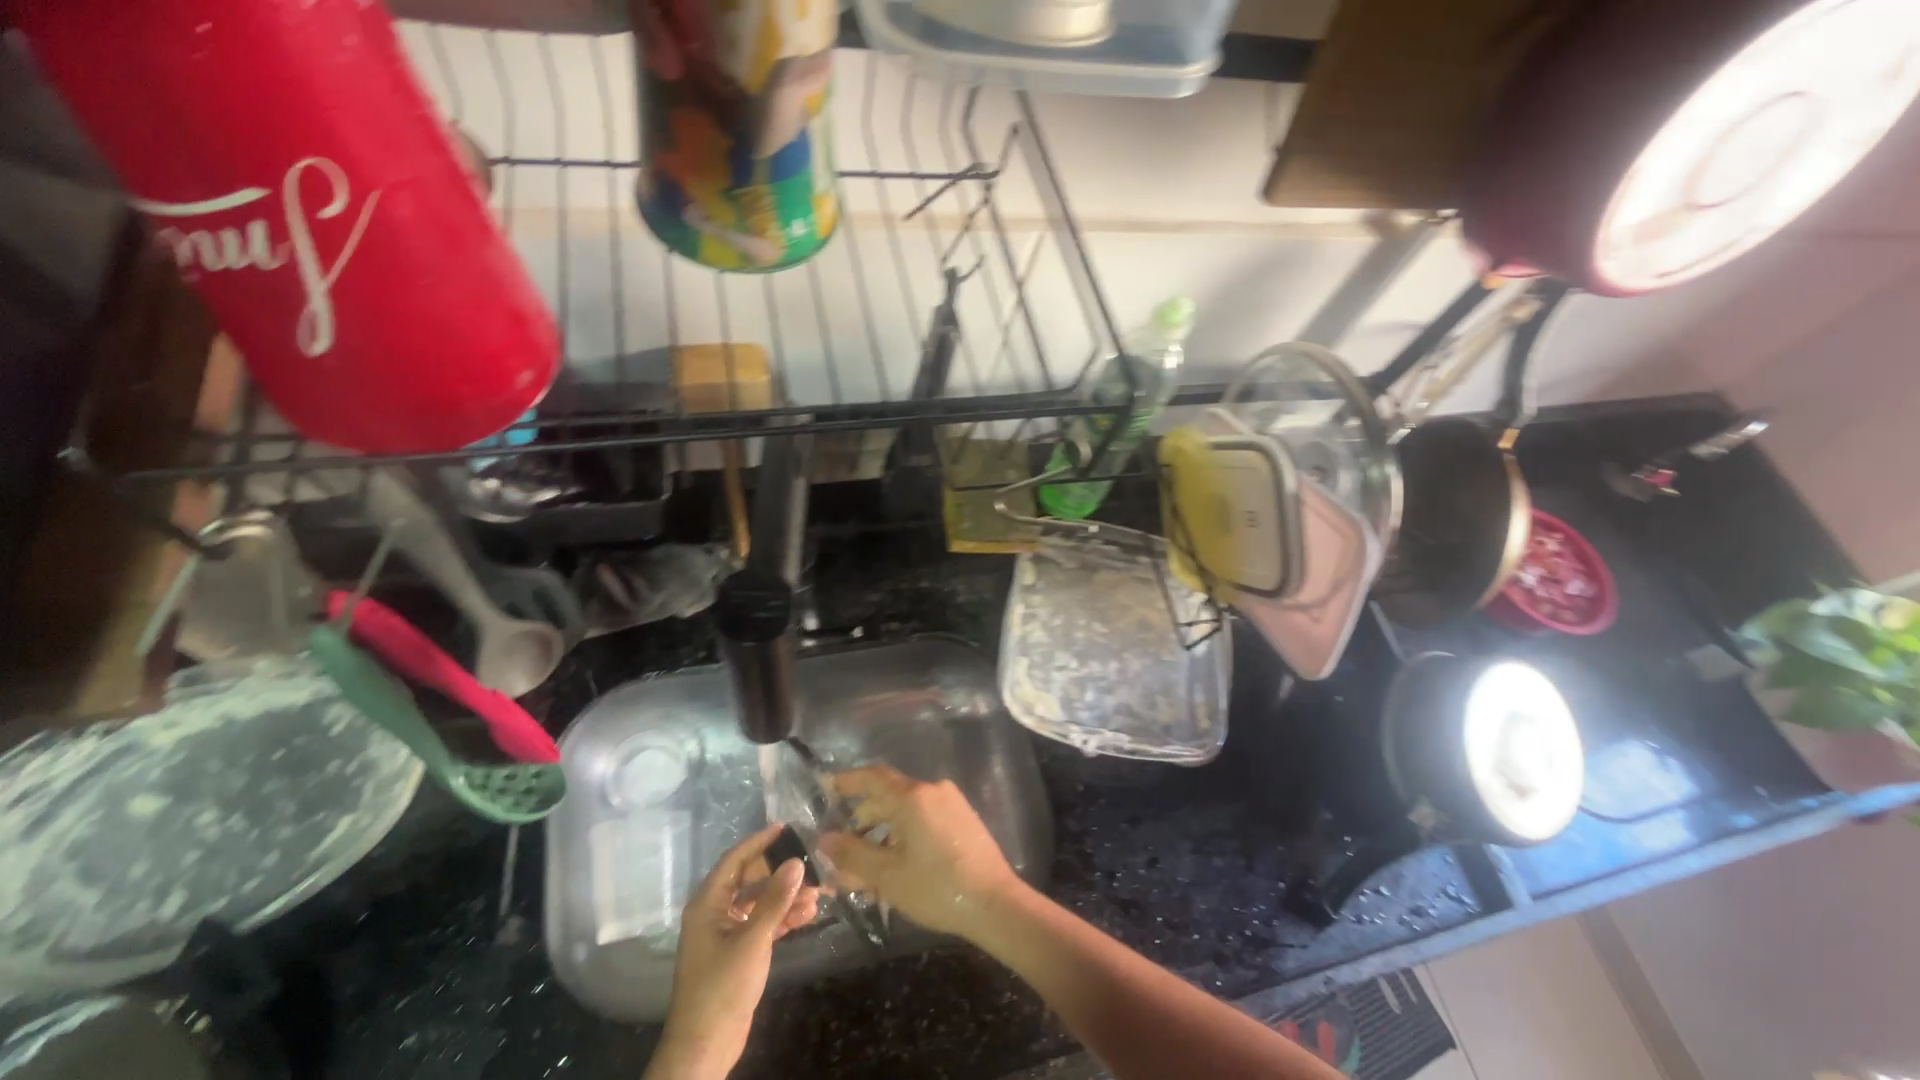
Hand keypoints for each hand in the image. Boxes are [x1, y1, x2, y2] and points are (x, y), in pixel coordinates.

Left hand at [649, 824, 820, 1079]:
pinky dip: (782, 919)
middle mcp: (714, 913)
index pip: (735, 860)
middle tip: (812, 866)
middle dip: (781, 875)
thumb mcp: (752, 939)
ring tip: (818, 895)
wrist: (705, 1042)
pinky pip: (761, 925)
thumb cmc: (723, 985)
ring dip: (785, 899)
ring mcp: (725, 934)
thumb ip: (774, 900)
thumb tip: (794, 862)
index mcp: (707, 903)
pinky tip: (807, 916)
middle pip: (750, 881)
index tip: (786, 827)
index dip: (759, 842)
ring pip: (759, 904)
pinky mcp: (736, 953)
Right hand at [817, 764, 1022, 940]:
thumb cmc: (937, 888)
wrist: (995, 904)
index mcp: (913, 797)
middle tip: (842, 849)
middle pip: (888, 796)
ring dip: (882, 834)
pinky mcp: (963, 821)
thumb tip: (824, 839)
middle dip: (862, 821)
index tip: (826, 789)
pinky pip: (924, 819)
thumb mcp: (887, 875)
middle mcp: (933, 791)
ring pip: (906, 812)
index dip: (847, 781)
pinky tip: (896, 866)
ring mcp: (952, 805)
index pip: (872, 777)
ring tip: (866, 869)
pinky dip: (903, 836)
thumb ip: (851, 854)